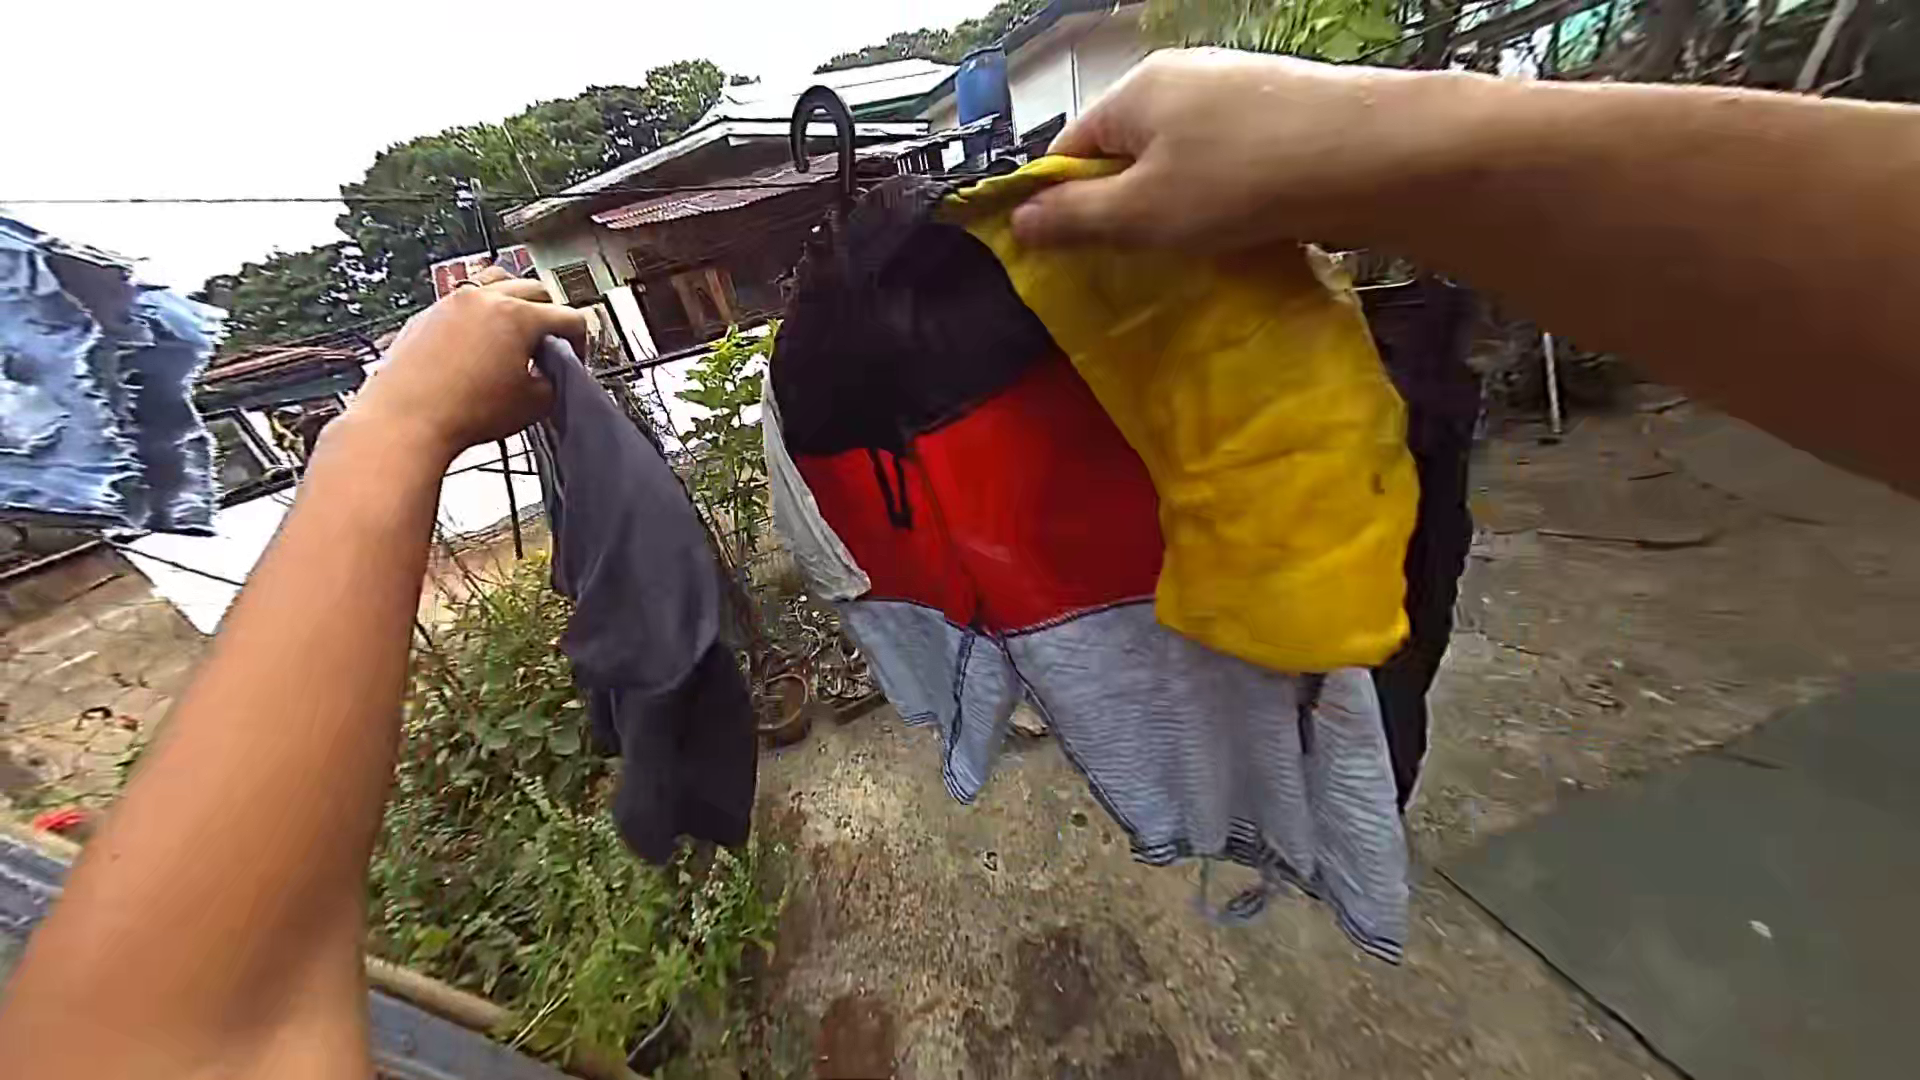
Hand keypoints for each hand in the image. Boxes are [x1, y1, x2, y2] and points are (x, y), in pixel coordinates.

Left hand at [350, 271, 584, 459]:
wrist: (409, 420)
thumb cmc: (468, 410)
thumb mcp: (538, 401)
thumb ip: (555, 377)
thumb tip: (551, 370)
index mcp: (517, 316)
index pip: (570, 317)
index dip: (581, 342)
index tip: (575, 359)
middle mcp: (483, 299)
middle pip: (534, 290)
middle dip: (551, 316)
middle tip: (553, 344)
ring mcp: (451, 303)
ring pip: (496, 284)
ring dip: (516, 303)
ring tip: (519, 333)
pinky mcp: (428, 315)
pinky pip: (465, 301)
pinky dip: (484, 315)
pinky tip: (486, 345)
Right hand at [1010, 49, 1477, 251]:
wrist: (1365, 157)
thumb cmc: (1235, 183)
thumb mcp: (1138, 212)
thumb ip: (1072, 218)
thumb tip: (1018, 220)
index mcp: (1134, 92)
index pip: (1068, 149)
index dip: (1058, 202)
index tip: (1066, 249)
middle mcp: (1175, 77)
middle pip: (1116, 152)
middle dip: (1111, 206)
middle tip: (1124, 254)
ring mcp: (1224, 90)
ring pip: (1162, 158)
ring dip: (1156, 204)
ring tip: (1174, 243)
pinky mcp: (1261, 112)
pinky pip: (1205, 158)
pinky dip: (1198, 194)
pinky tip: (1217, 221)